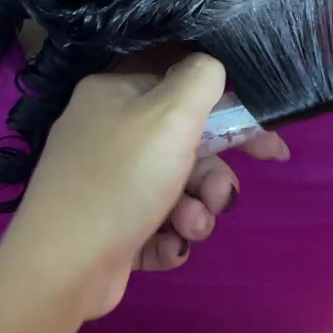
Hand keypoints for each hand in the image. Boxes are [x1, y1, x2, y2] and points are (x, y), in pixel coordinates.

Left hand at [0, 53, 236, 320]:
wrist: (63, 266)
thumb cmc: (121, 181)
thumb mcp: (170, 115)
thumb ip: (202, 79)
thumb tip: (211, 66)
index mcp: (115, 95)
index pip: (184, 90)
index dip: (232, 115)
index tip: (268, 145)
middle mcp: (108, 134)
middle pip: (185, 146)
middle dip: (212, 178)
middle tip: (221, 198)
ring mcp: (106, 183)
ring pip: (176, 190)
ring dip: (194, 211)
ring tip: (187, 227)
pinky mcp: (110, 228)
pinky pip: (157, 224)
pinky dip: (168, 236)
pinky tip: (164, 246)